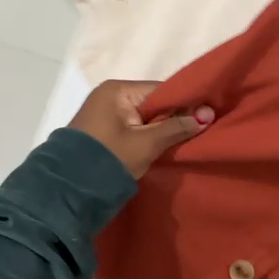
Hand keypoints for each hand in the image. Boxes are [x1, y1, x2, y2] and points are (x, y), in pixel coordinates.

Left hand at [67, 80, 214, 177]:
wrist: (71, 189)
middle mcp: (110, 95)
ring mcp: (105, 113)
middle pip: (154, 103)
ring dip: (163, 128)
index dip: (186, 104)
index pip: (162, 90)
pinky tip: (166, 145)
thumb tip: (208, 114)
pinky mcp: (105, 131)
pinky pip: (136, 127)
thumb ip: (177, 127)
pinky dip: (150, 135)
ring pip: (146, 117)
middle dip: (175, 117)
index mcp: (117, 90)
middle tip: (202, 130)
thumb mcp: (147, 143)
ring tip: (187, 138)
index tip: (208, 116)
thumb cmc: (110, 158)